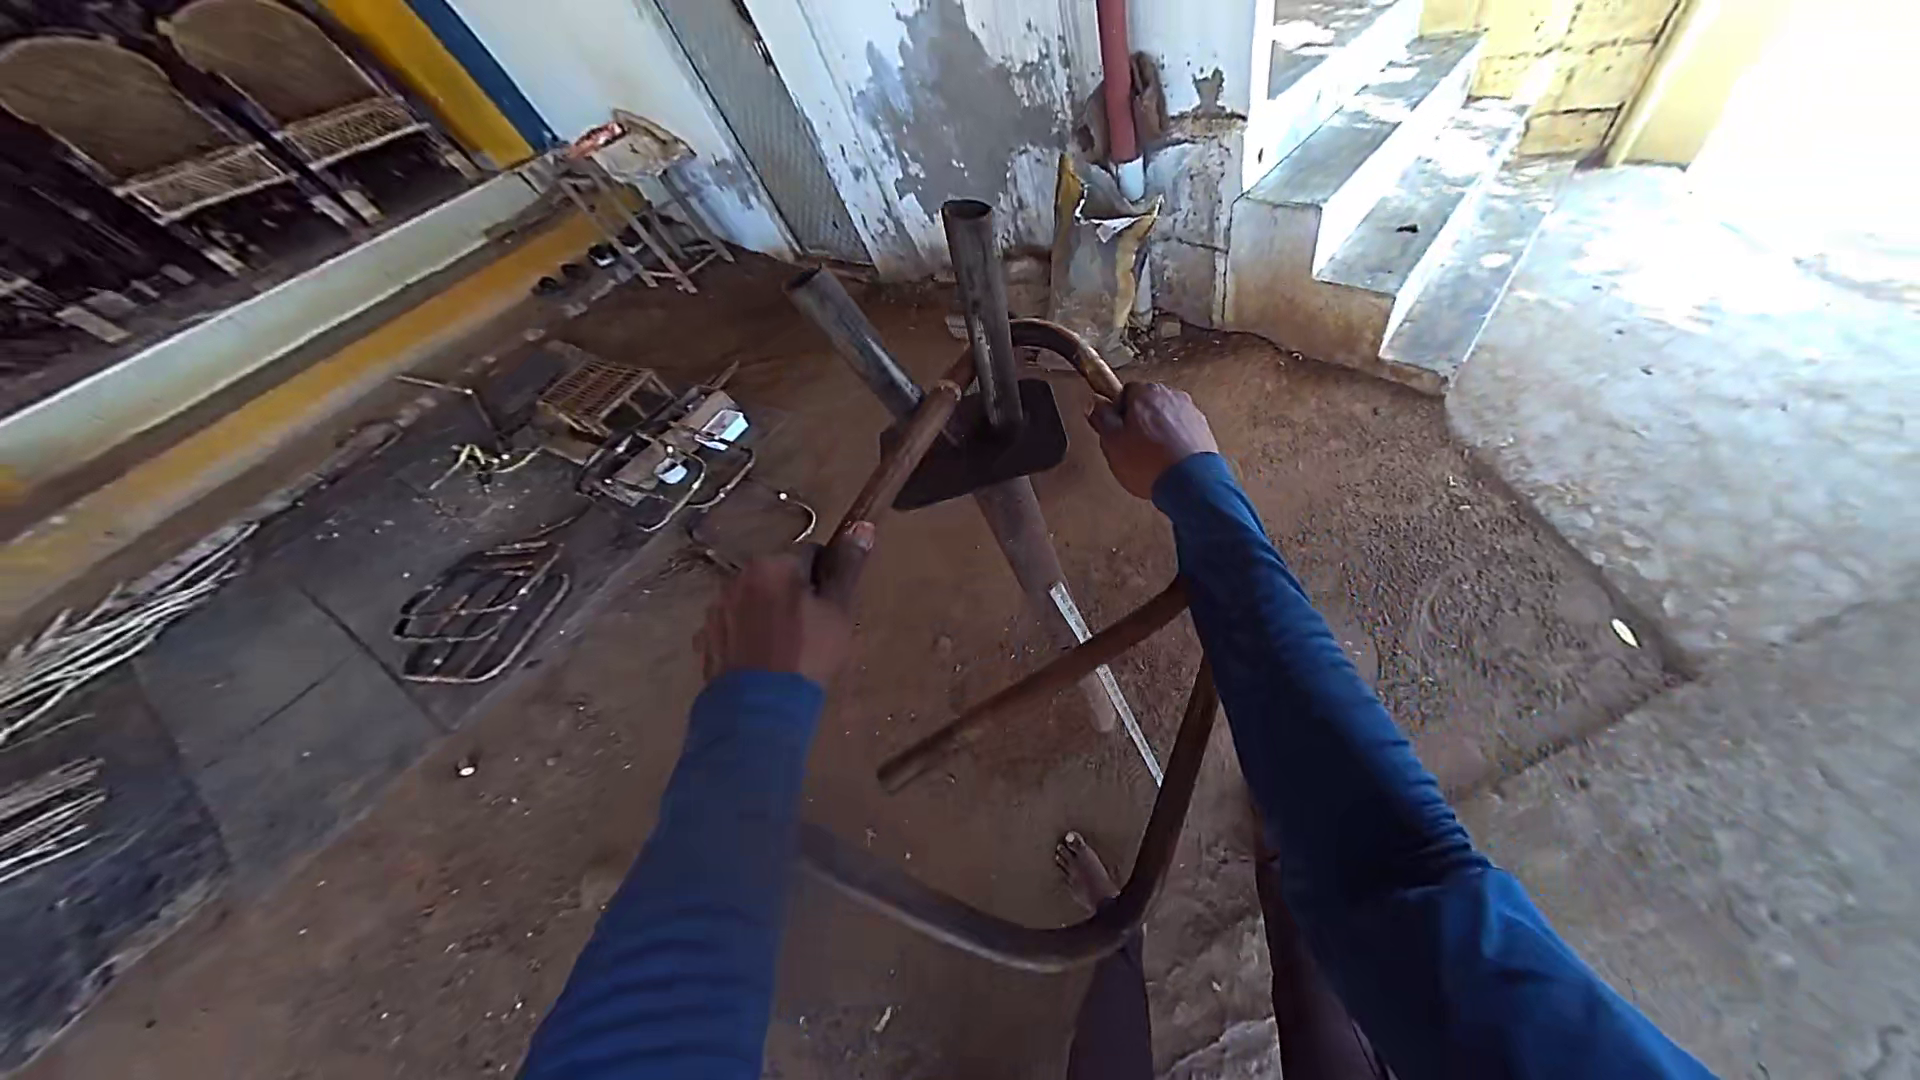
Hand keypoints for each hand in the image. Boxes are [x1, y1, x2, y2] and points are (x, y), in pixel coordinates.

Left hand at [696, 522, 874, 685]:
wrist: (759, 710)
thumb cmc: (807, 654)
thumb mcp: (838, 610)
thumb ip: (847, 566)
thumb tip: (863, 526)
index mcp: (773, 565)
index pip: (810, 555)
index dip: (825, 580)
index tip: (830, 608)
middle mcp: (738, 578)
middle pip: (778, 577)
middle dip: (794, 596)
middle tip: (812, 631)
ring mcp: (717, 609)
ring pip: (755, 601)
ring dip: (769, 614)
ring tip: (785, 650)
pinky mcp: (706, 638)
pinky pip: (735, 626)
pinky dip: (748, 636)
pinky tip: (762, 660)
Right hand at [1086, 383, 1218, 498]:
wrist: (1190, 482)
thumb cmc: (1149, 462)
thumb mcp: (1112, 441)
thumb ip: (1102, 417)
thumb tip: (1095, 403)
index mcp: (1145, 393)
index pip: (1124, 392)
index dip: (1117, 412)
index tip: (1114, 428)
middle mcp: (1170, 396)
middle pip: (1147, 404)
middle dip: (1138, 421)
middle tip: (1129, 445)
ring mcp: (1190, 412)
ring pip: (1165, 417)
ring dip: (1158, 432)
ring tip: (1149, 458)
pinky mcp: (1203, 430)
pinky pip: (1181, 431)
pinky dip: (1174, 442)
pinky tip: (1166, 461)